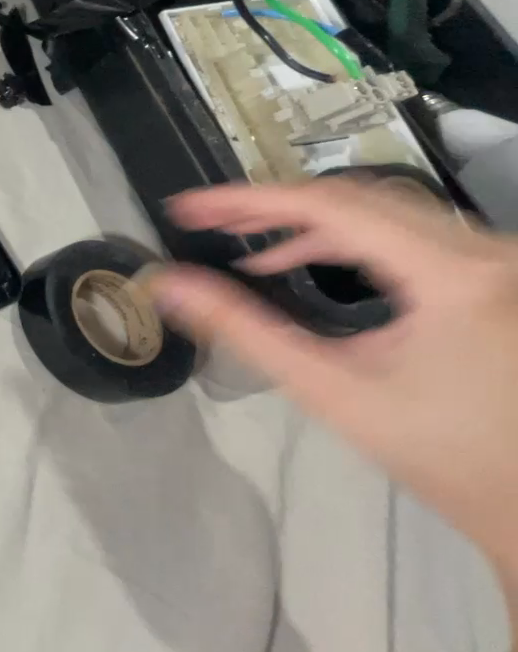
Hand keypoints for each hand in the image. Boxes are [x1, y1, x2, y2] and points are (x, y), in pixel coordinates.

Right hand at [149, 180, 517, 582]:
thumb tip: (166, 284)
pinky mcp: (497, 280)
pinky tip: (299, 259)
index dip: (246, 200)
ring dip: (303, 220)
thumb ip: (240, 328)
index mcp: (452, 276)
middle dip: (269, 206)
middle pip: (355, 198)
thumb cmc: (442, 452)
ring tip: (243, 239)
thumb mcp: (327, 387)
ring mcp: (499, 266)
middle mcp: (488, 256)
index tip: (188, 208)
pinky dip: (343, 238)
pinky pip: (408, 232)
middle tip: (206, 219)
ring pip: (381, 210)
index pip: (327, 206)